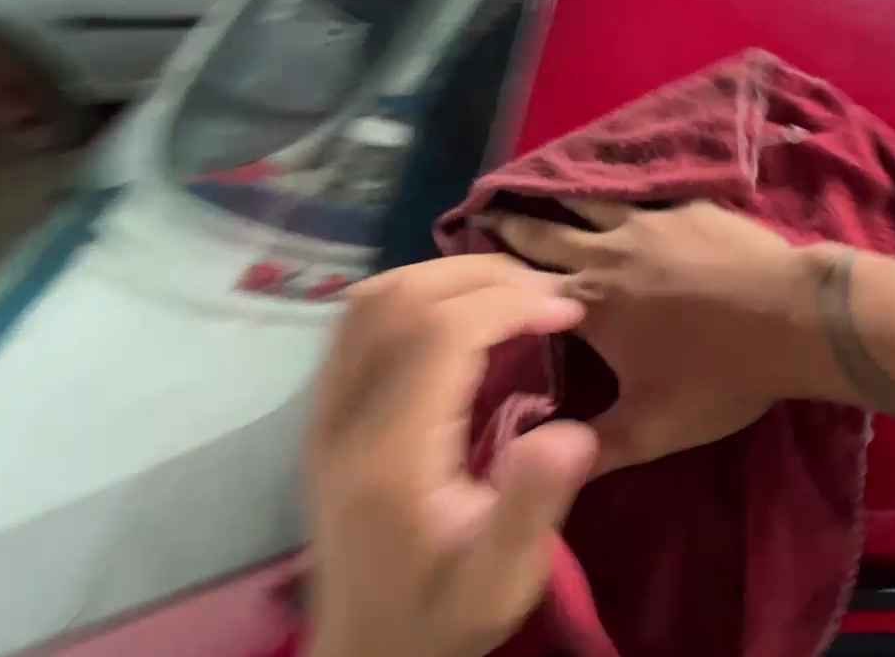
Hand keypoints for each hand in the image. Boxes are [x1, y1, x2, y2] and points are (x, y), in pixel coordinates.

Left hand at [307, 255, 597, 656]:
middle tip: (546, 292)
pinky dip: (412, 291)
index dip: (508, 304)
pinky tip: (454, 307)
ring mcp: (323, 409)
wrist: (359, 653)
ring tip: (508, 290)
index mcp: (388, 456)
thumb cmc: (438, 616)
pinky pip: (357, 319)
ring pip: (373, 298)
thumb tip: (572, 430)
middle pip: (403, 299)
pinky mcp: (322, 409)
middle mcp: (343, 418)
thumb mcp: (500, 582)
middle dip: (484, 276)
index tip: (567, 311)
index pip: (441, 335)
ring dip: (446, 275)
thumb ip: (532, 506)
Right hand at [490, 202, 820, 473]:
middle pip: (550, 232)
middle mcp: (609, 252)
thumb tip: (539, 461)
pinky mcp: (690, 207)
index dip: (494, 272)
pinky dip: (621, 192)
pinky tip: (621, 186)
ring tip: (541, 184)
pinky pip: (644, 193)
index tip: (467, 256)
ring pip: (593, 203)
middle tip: (487, 205)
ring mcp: (651, 222)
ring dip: (563, 196)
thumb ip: (594, 447)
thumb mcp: (653, 428)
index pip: (526, 284)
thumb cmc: (719, 375)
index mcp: (592, 302)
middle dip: (514, 221)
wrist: (792, 319)